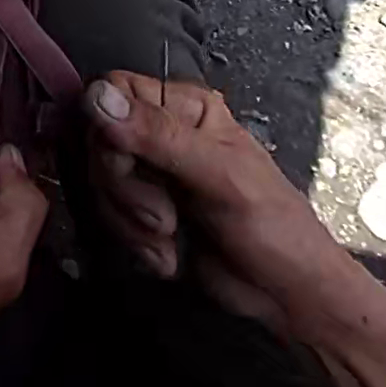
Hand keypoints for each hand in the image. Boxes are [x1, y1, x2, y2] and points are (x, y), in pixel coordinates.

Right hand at [84, 72, 350, 336]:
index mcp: (185, 107)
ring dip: (131, 221)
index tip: (128, 161)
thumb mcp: (220, 176)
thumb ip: (158, 135)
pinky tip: (169, 251)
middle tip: (165, 214)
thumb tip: (99, 98)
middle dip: (124, 187)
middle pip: (98, 141)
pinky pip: (107, 214)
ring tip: (173, 236)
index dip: (108, 127)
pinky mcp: (141, 209)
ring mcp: (150, 173)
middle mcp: (161, 133)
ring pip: (99, 181)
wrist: (287, 295)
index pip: (113, 91)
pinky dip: (134, 240)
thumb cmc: (274, 229)